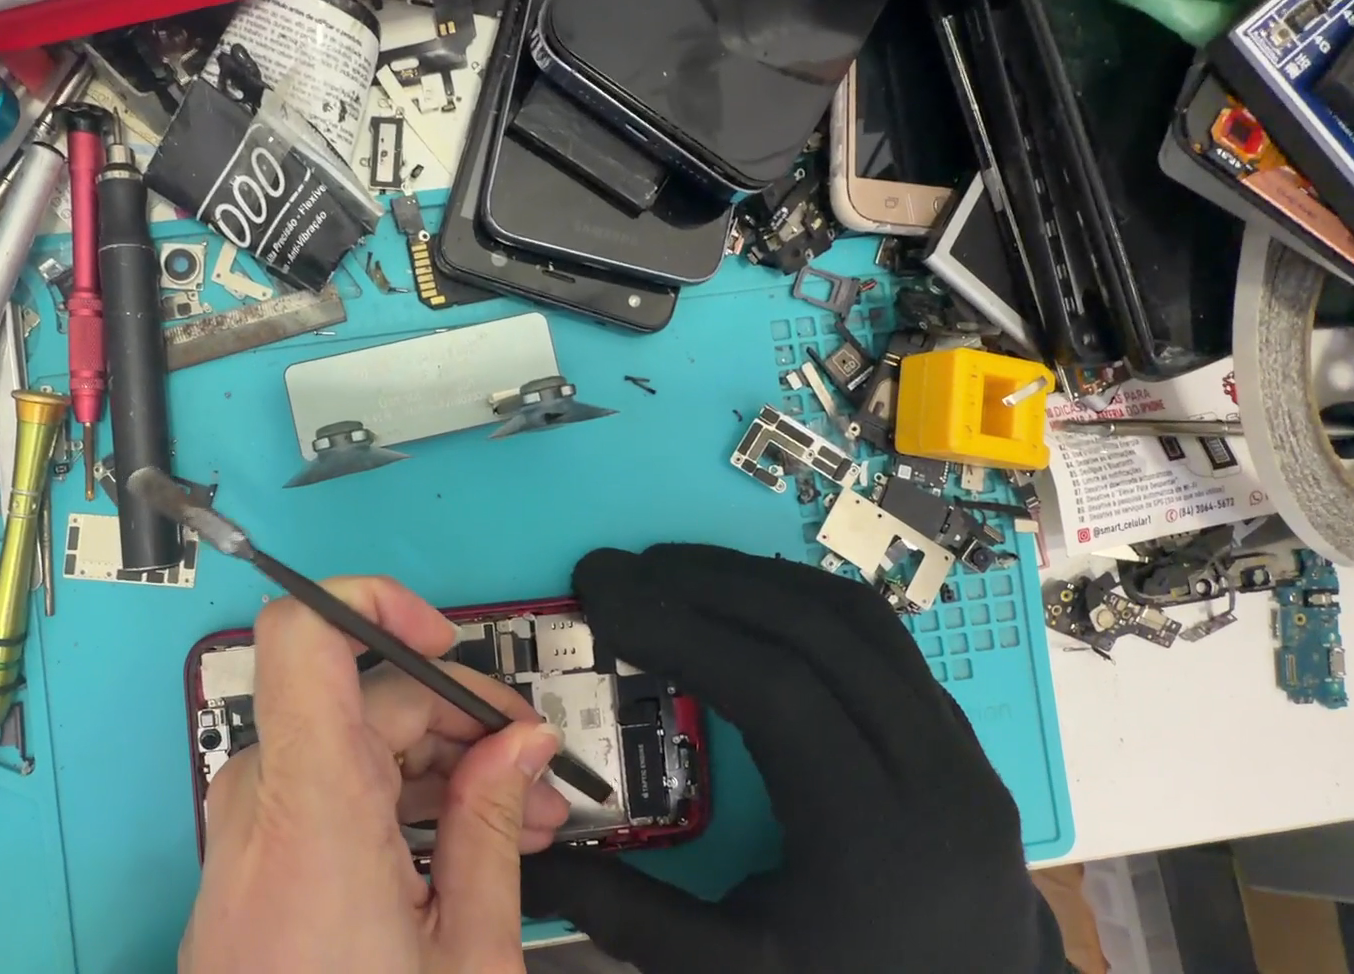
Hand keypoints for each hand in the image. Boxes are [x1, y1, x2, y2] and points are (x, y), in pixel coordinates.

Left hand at [181, 576, 571, 973]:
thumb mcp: (465, 955)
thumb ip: (492, 825)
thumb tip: (521, 744)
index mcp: (310, 808)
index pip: (303, 634)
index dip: (371, 601)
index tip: (442, 636)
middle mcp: (263, 801)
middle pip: (360, 696)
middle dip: (454, 713)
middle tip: (530, 760)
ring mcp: (250, 829)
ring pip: (352, 742)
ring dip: (435, 760)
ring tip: (516, 811)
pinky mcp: (254, 856)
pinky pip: (328, 788)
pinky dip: (392, 793)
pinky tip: (459, 834)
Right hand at [523, 545, 1065, 973]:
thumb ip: (625, 912)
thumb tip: (527, 854)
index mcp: (875, 833)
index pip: (774, 689)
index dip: (680, 631)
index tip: (603, 600)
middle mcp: (932, 769)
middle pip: (814, 631)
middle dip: (702, 583)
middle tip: (617, 570)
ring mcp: (955, 740)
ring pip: (851, 614)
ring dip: (749, 576)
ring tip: (667, 568)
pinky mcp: (952, 727)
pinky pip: (874, 633)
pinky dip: (794, 596)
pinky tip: (739, 598)